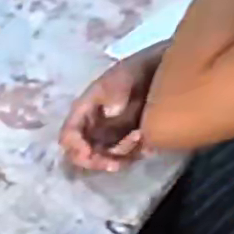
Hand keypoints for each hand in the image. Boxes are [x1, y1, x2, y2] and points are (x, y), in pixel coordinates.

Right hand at [61, 48, 160, 171]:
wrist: (166, 70)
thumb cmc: (138, 71)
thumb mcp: (125, 75)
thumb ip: (115, 92)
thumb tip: (111, 113)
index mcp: (82, 114)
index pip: (68, 136)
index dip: (75, 147)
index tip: (89, 153)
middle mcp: (89, 130)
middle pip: (80, 155)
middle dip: (96, 161)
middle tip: (115, 163)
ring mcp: (106, 138)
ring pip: (101, 159)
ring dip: (118, 156)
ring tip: (140, 137)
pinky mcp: (123, 143)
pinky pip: (121, 158)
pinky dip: (132, 155)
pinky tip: (147, 143)